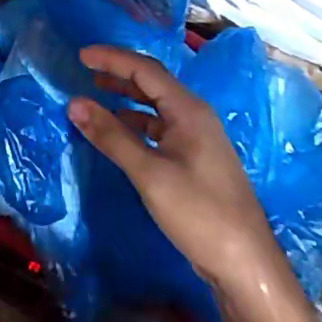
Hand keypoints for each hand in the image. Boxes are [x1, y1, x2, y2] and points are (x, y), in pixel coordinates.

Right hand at [68, 45, 275, 284]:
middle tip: (86, 70)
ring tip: (96, 95)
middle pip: (152, 83)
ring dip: (126, 97)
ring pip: (156, 105)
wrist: (247, 266)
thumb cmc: (199, 212)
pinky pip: (160, 126)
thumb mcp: (149, 173)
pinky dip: (136, 122)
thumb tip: (74, 103)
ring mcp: (198, 139)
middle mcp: (195, 116)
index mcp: (188, 110)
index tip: (81, 56)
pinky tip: (120, 131)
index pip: (145, 69)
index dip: (112, 58)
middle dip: (119, 73)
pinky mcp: (196, 159)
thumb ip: (111, 136)